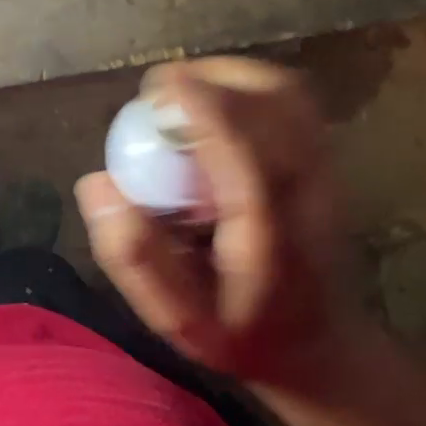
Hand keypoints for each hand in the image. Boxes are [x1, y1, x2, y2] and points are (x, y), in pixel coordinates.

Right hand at [74, 58, 359, 383]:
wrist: (319, 346)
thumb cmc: (242, 336)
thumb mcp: (177, 319)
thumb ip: (136, 259)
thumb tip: (97, 184)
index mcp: (268, 237)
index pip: (242, 153)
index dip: (201, 108)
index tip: (158, 87)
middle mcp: (308, 194)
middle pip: (276, 105)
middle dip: (213, 81)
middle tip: (158, 95)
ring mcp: (327, 174)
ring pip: (289, 96)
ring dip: (232, 80)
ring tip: (183, 97)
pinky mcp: (327, 164)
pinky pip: (293, 104)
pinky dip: (249, 90)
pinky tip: (215, 112)